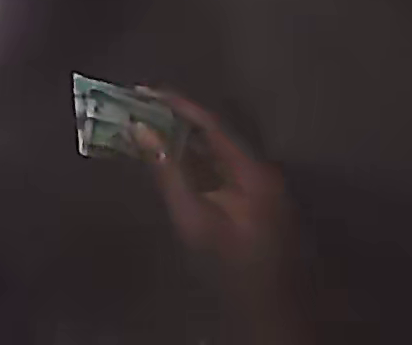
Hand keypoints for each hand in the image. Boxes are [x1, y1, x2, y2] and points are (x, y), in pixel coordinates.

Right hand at [134, 92, 290, 286]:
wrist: (272, 321)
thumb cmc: (232, 270)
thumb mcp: (194, 221)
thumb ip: (167, 172)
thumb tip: (139, 129)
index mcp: (252, 168)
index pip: (210, 122)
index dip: (175, 103)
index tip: (142, 91)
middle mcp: (260, 167)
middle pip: (212, 130)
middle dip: (174, 116)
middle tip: (138, 103)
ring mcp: (259, 184)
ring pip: (214, 147)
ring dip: (181, 135)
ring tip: (145, 122)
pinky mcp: (252, 199)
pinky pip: (218, 165)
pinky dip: (191, 156)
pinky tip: (166, 153)